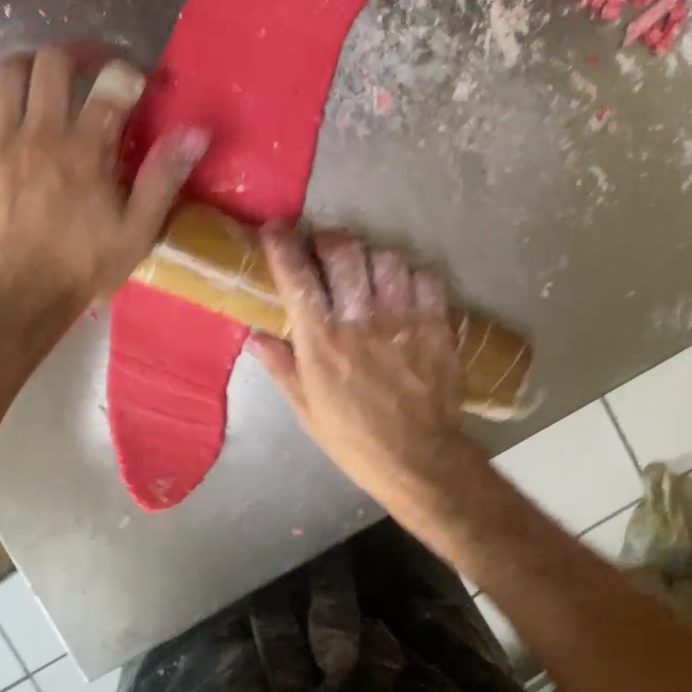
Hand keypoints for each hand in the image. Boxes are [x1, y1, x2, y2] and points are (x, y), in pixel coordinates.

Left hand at [0, 46, 206, 307]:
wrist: (18, 297)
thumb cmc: (84, 265)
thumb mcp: (137, 230)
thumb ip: (164, 177)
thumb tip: (195, 131)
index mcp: (86, 149)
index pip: (111, 82)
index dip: (127, 71)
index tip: (134, 81)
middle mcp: (40, 133)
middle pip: (53, 62)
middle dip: (77, 54)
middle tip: (89, 68)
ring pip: (7, 73)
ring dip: (30, 66)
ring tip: (44, 80)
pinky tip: (4, 110)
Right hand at [248, 226, 479, 505]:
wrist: (419, 460)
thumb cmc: (354, 439)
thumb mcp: (306, 409)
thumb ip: (281, 365)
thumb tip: (253, 334)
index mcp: (322, 342)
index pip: (296, 277)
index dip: (282, 245)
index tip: (275, 231)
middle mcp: (361, 321)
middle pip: (343, 252)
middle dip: (328, 241)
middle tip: (325, 249)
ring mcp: (403, 319)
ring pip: (386, 258)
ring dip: (371, 259)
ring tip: (368, 273)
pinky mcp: (437, 325)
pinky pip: (424, 279)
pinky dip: (411, 278)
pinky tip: (404, 292)